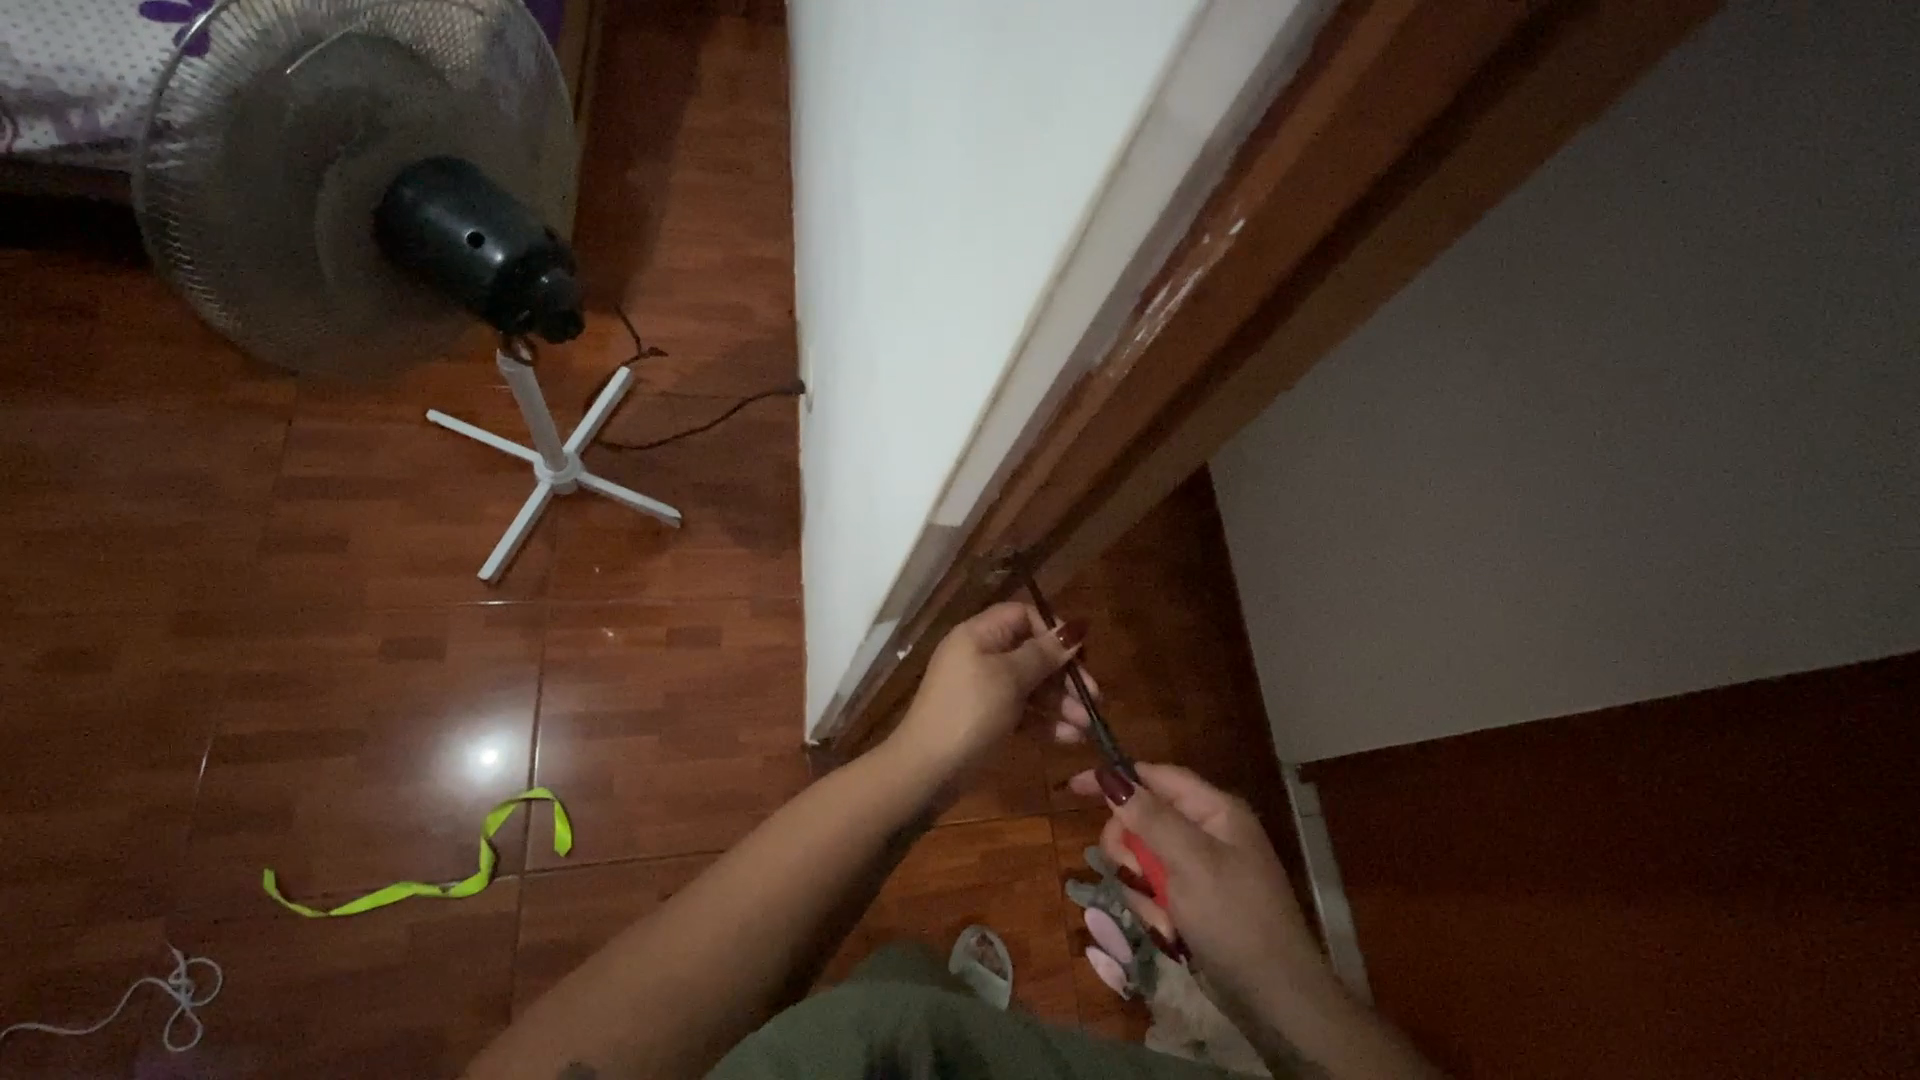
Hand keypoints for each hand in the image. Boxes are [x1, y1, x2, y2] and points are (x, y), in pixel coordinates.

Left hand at [884, 602, 1091, 779]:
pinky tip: (1070, 738)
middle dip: (1065, 675)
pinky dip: (1046, 722)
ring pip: (1032, 685)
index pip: (1022, 616)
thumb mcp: (1009, 678)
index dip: (1052, 631)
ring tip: (1087, 726)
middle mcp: (981, 656)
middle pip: (1032, 653)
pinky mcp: (989, 719)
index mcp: (979, 635)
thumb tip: (1074, 629)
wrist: (928, 769)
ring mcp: (984, 689)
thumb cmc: (969, 712)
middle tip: (1094, 698)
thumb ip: (1043, 653)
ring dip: (1062, 703)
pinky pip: (1024, 711)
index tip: (1079, 655)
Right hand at [1070, 762, 1335, 1013]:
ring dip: (1143, 890)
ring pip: (1141, 859)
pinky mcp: (1191, 901)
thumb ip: (1149, 818)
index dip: (1116, 779)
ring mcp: (1198, 869)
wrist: (1273, 998)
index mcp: (1215, 811)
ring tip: (1164, 917)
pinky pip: (1153, 891)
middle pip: (1142, 820)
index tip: (1073, 788)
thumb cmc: (1235, 919)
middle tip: (1136, 877)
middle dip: (1131, 852)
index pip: (1155, 777)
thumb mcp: (1190, 862)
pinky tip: (1171, 933)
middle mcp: (1205, 832)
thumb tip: (1112, 776)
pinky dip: (1154, 911)